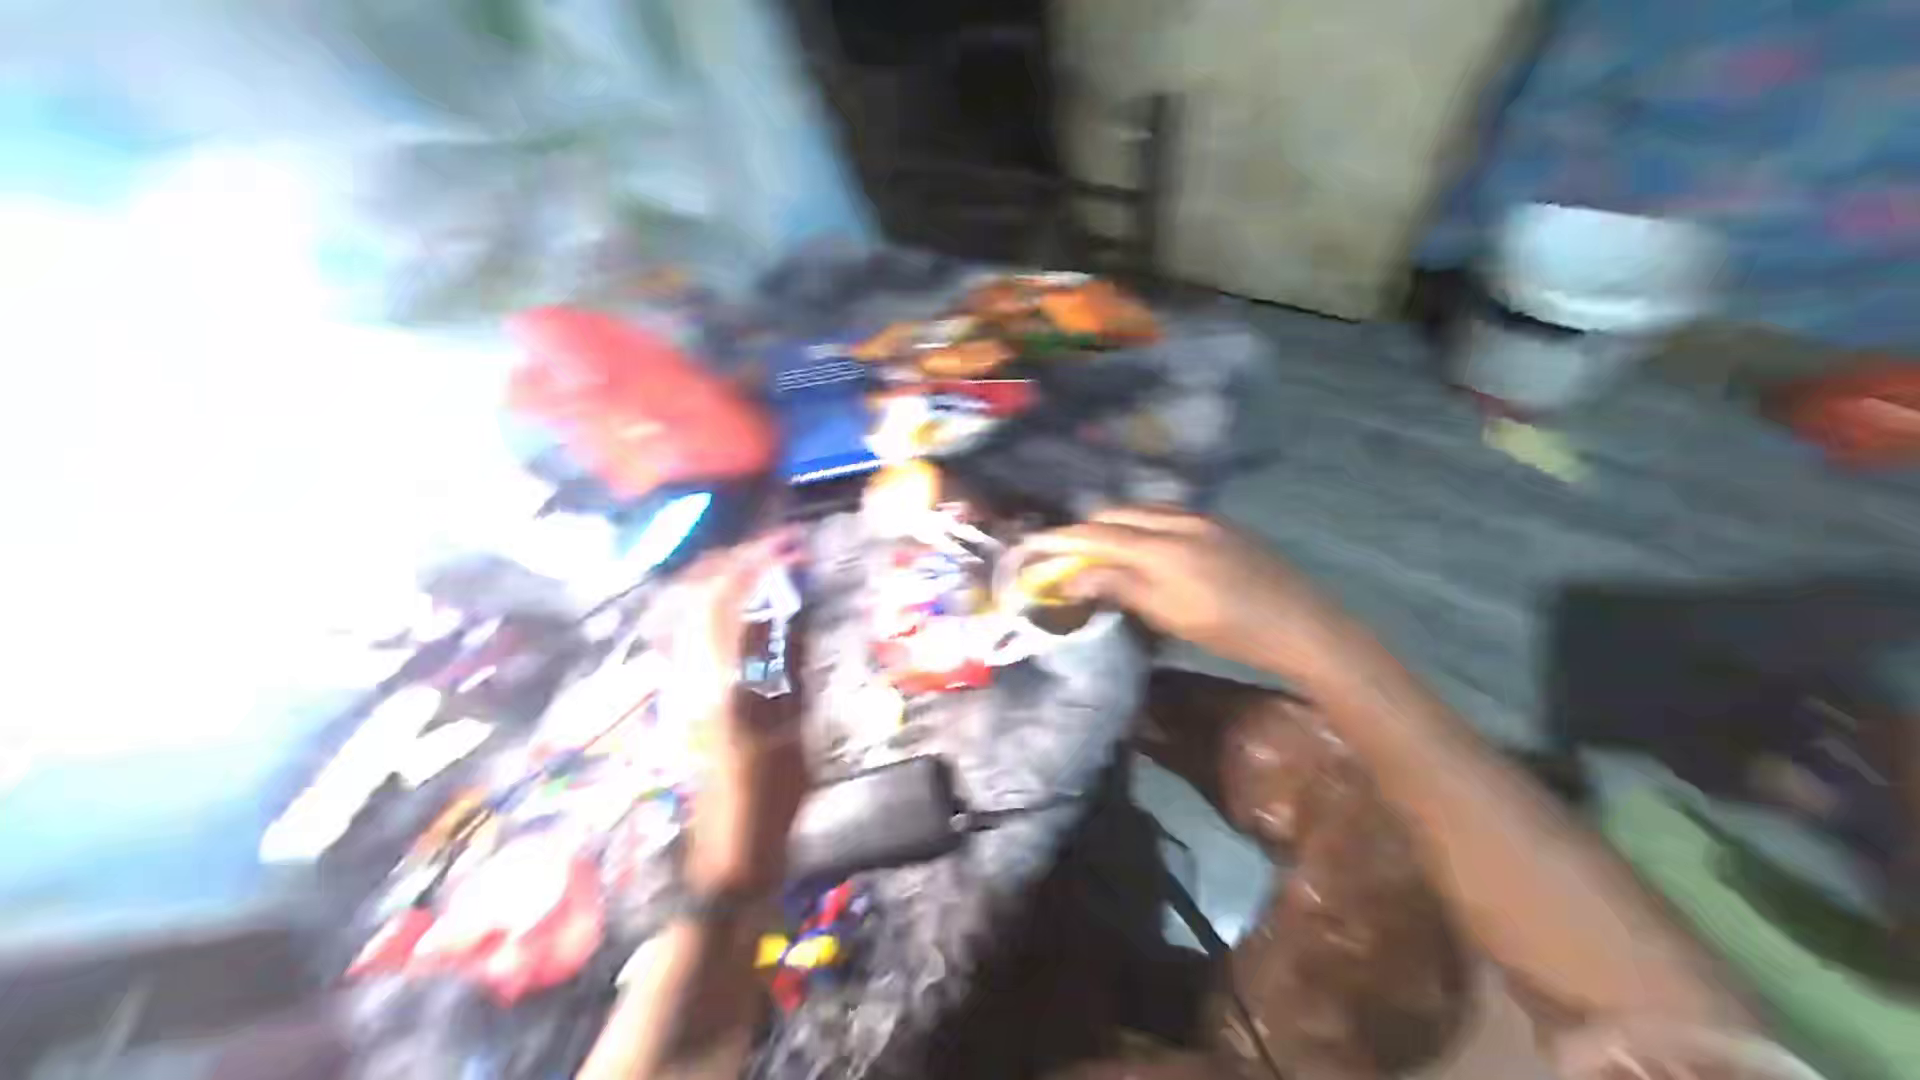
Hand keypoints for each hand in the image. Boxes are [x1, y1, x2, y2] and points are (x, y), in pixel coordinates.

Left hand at [674, 539, 807, 895]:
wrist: (730, 852)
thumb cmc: (772, 798)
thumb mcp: (796, 732)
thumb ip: (791, 668)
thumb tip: (793, 613)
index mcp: (726, 686)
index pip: (733, 607)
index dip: (757, 568)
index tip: (786, 546)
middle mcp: (695, 681)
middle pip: (701, 604)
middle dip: (733, 566)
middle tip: (770, 548)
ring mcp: (685, 693)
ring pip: (692, 620)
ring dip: (722, 586)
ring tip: (757, 568)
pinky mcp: (688, 705)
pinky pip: (695, 642)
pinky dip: (716, 614)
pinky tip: (740, 614)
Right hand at [1026, 506, 1354, 679]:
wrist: (1303, 625)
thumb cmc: (1230, 630)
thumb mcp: (1167, 614)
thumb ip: (1118, 586)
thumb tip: (1072, 575)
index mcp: (1163, 545)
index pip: (1098, 533)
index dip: (1063, 538)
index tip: (1034, 543)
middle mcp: (1180, 520)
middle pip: (1119, 512)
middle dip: (1088, 528)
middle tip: (1069, 554)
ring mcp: (1205, 518)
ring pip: (1144, 509)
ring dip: (1117, 524)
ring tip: (1105, 550)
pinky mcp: (1222, 524)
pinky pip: (1169, 513)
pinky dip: (1144, 524)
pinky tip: (1148, 547)